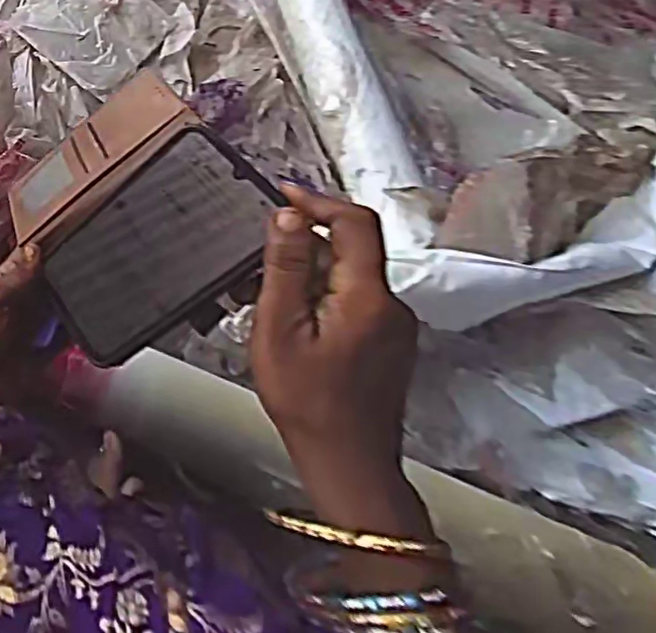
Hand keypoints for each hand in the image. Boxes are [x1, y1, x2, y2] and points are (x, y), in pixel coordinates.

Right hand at [251, 186, 418, 501]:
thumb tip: (288, 217)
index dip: (318, 201)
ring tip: (270, 296)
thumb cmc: (308, 402)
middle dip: (306, 240)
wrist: (347, 462)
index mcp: (367, 297)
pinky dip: (322, 291)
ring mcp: (394, 325)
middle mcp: (391, 306)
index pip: (354, 223)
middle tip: (262, 254)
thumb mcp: (279, 328)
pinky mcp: (388, 340)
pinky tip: (293, 317)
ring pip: (349, 272)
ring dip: (310, 269)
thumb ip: (284, 267)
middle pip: (352, 245)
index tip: (284, 193)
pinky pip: (354, 296)